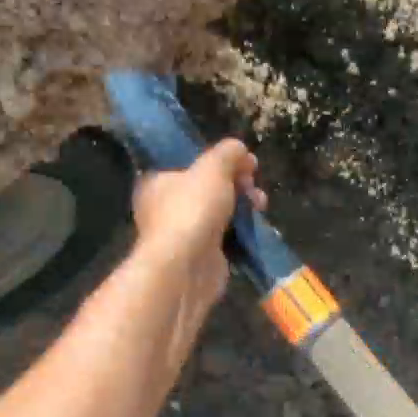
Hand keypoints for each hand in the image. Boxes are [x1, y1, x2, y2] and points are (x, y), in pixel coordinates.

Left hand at [131, 139, 267, 303]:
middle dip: (237, 182)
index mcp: (157, 181)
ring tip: (260, 204)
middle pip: (208, 187)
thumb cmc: (191, 209)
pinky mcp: (202, 256)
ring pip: (219, 212)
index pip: (188, 163)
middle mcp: (166, 207)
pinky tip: (256, 226)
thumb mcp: (213, 167)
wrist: (186, 266)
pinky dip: (241, 231)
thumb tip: (240, 149)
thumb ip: (228, 152)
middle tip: (253, 180)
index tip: (242, 159)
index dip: (217, 159)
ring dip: (243, 205)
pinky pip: (226, 236)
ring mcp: (184, 234)